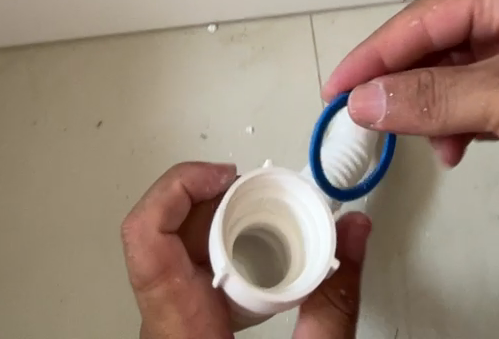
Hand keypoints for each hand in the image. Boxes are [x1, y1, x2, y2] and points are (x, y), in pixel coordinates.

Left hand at [122, 162, 371, 337]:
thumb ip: (334, 302)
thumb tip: (354, 232)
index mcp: (180, 333)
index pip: (145, 237)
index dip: (178, 187)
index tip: (225, 176)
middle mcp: (162, 330)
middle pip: (165, 234)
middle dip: (215, 201)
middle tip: (259, 194)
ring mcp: (167, 335)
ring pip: (174, 253)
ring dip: (219, 225)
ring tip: (261, 219)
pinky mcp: (180, 338)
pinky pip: (186, 277)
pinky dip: (222, 254)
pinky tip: (256, 259)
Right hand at [323, 0, 498, 260]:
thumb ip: (436, 96)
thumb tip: (365, 99)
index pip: (428, 17)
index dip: (378, 52)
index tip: (338, 87)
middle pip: (439, 45)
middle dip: (399, 80)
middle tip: (358, 116)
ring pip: (458, 80)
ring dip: (427, 107)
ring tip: (409, 138)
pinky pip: (482, 111)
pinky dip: (457, 128)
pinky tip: (451, 150)